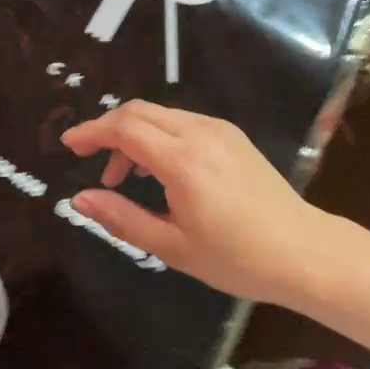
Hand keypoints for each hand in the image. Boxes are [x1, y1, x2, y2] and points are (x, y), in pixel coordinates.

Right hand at [60, 101, 340, 304]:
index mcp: (183, 160)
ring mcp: (219, 129)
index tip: (68, 144)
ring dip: (135, 134)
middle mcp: (200, 131)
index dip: (92, 131)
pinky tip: (159, 170)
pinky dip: (160, 136)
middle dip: (110, 129)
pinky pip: (184, 122)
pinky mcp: (232, 134)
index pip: (126, 127)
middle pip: (141, 111)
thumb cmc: (235, 258)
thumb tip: (81, 198)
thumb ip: (122, 218)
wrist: (301, 250)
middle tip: (91, 162)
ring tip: (126, 177)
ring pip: (162, 114)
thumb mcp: (172, 246)